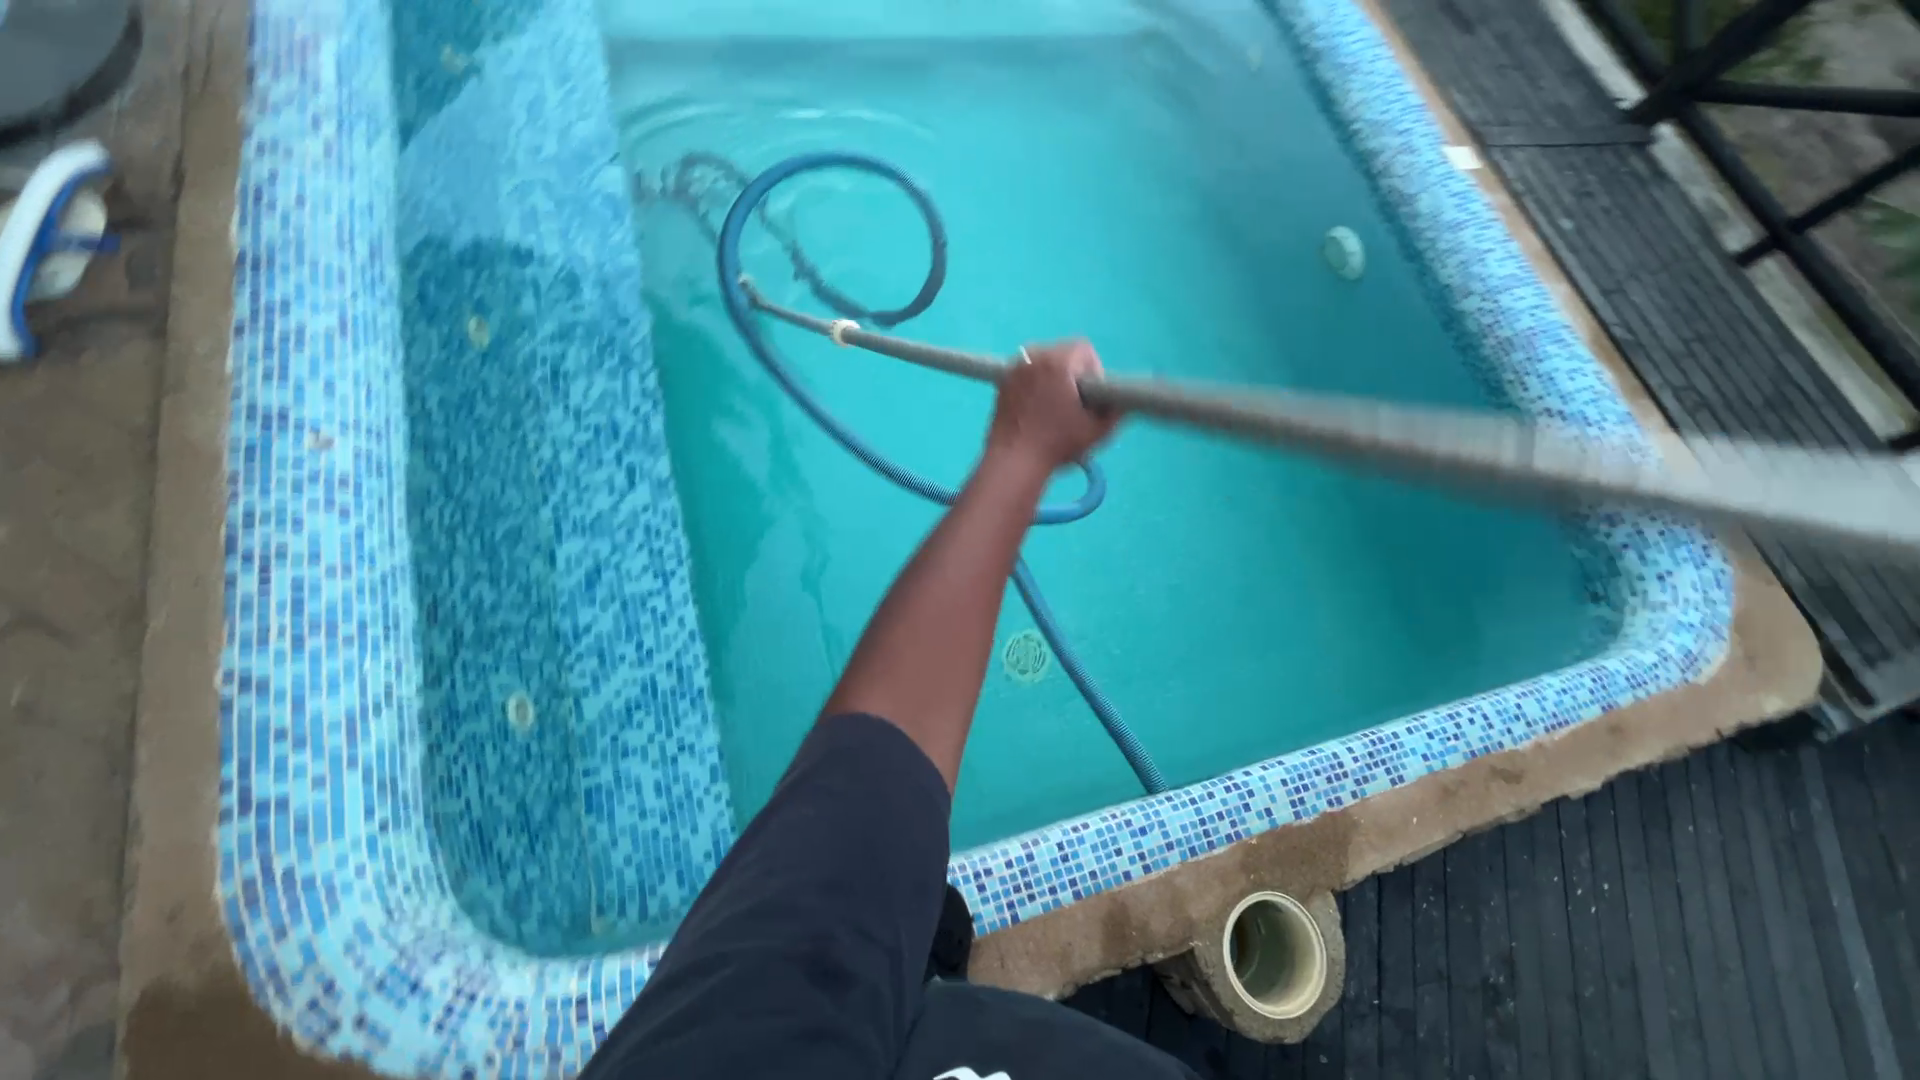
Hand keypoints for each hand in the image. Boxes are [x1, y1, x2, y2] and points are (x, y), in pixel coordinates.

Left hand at [985, 339, 1120, 472]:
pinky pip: (1026, 374)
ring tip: (1055, 407)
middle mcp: (1033, 357)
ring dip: (1053, 378)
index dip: (1094, 371)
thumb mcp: (1097, 430)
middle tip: (1075, 403)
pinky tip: (1036, 410)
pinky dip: (1034, 385)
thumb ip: (1114, 411)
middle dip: (1073, 373)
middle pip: (1062, 353)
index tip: (1091, 397)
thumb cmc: (1057, 443)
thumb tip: (1120, 402)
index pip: (1084, 349)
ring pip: (1043, 363)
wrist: (1014, 461)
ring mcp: (1014, 369)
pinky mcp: (1001, 383)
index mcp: (1058, 361)